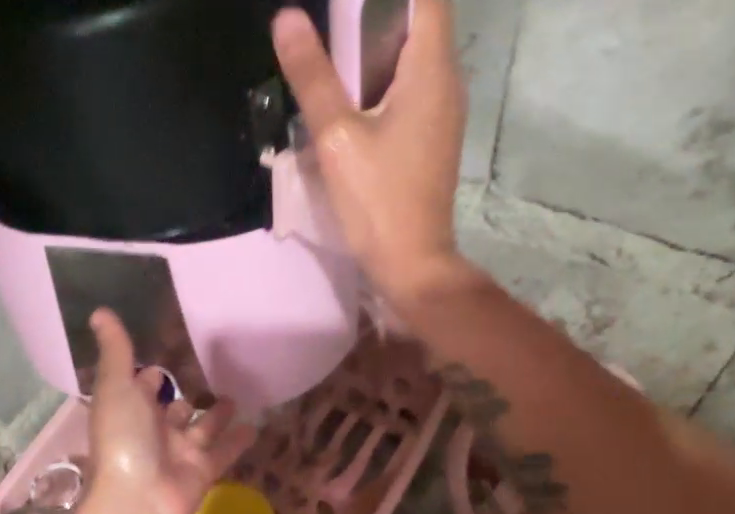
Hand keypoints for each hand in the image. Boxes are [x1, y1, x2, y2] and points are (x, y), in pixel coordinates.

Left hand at [83, 309, 256, 513]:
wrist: (138, 499)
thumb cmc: (122, 439)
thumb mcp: (116, 387)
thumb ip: (116, 351)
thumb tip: (100, 311)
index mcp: (129, 410)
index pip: (141, 388)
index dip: (149, 375)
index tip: (165, 358)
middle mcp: (154, 431)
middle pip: (173, 410)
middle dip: (185, 396)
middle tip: (210, 376)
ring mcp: (179, 453)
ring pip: (202, 429)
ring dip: (217, 414)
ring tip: (236, 395)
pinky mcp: (202, 471)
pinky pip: (224, 451)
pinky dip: (238, 440)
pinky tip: (256, 425)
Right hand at [272, 0, 472, 305]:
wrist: (413, 265)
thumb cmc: (379, 202)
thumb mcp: (337, 138)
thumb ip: (314, 77)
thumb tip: (287, 19)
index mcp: (431, 70)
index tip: (349, 0)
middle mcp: (447, 82)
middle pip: (418, 20)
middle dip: (374, 11)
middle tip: (330, 17)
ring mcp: (442, 112)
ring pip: (412, 55)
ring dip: (375, 45)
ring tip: (331, 45)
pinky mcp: (431, 137)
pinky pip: (409, 87)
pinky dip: (381, 77)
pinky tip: (348, 92)